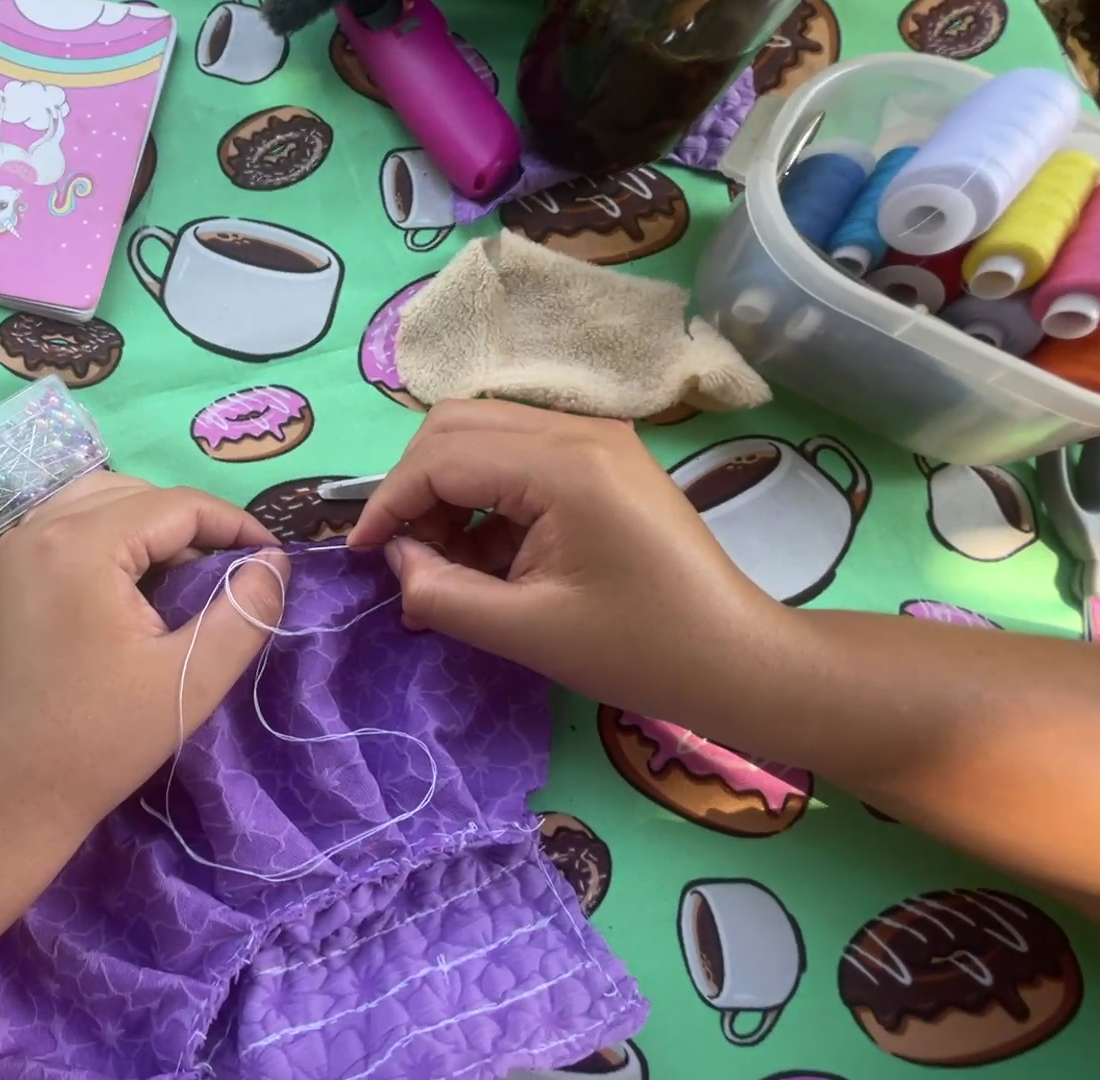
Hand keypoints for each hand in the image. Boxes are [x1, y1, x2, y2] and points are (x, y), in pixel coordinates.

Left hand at [0, 472, 287, 840]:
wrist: (5, 796)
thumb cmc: (99, 741)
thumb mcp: (190, 679)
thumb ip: (245, 612)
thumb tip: (274, 563)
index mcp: (80, 546)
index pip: (176, 505)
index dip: (235, 524)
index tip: (273, 559)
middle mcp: (39, 529)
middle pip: (139, 496)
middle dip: (195, 526)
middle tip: (232, 574)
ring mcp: (15, 549)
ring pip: (103, 502)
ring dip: (154, 527)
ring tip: (188, 576)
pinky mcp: (8, 574)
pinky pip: (73, 526)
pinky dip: (115, 537)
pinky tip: (136, 583)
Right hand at [347, 400, 786, 718]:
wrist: (739, 659)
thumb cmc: (639, 650)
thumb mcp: (524, 632)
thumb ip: (439, 593)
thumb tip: (395, 558)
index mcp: (564, 466)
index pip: (442, 457)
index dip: (389, 502)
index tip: (361, 552)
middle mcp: (578, 430)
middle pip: (455, 425)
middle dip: (413, 486)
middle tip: (405, 551)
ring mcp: (593, 439)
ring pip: (480, 434)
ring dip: (444, 489)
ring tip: (443, 558)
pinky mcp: (598, 458)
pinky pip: (512, 456)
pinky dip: (479, 496)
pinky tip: (483, 552)